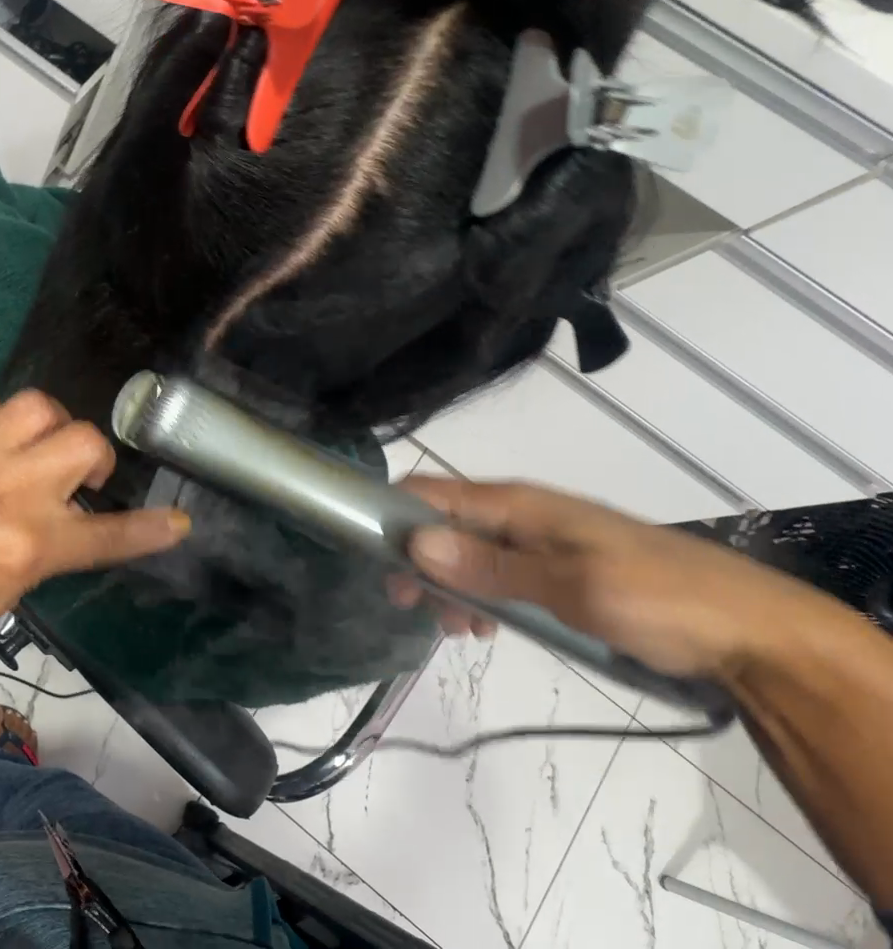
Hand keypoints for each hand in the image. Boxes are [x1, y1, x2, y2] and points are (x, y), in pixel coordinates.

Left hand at [0, 383, 190, 732]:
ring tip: (31, 448)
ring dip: (45, 428)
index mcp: (29, 544)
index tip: (174, 522)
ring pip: (36, 407)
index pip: (108, 532)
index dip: (149, 530)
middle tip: (76, 479)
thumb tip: (69, 528)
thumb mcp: (4, 596)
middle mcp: (7, 489)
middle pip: (84, 443)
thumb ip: (45, 553)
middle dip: (94, 460)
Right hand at [392, 477, 837, 679]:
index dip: (389, 516)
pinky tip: (488, 627)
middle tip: (415, 610)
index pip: (428, 492)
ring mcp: (536, 543)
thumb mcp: (572, 586)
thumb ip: (490, 566)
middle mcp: (519, 516)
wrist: (755, 636)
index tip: (372, 562)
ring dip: (447, 588)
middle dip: (417, 565)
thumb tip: (414, 541)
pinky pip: (493, 575)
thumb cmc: (663, 601)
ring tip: (462, 630)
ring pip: (462, 554)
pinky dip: (478, 599)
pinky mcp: (553, 571)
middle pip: (438, 526)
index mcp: (518, 505)